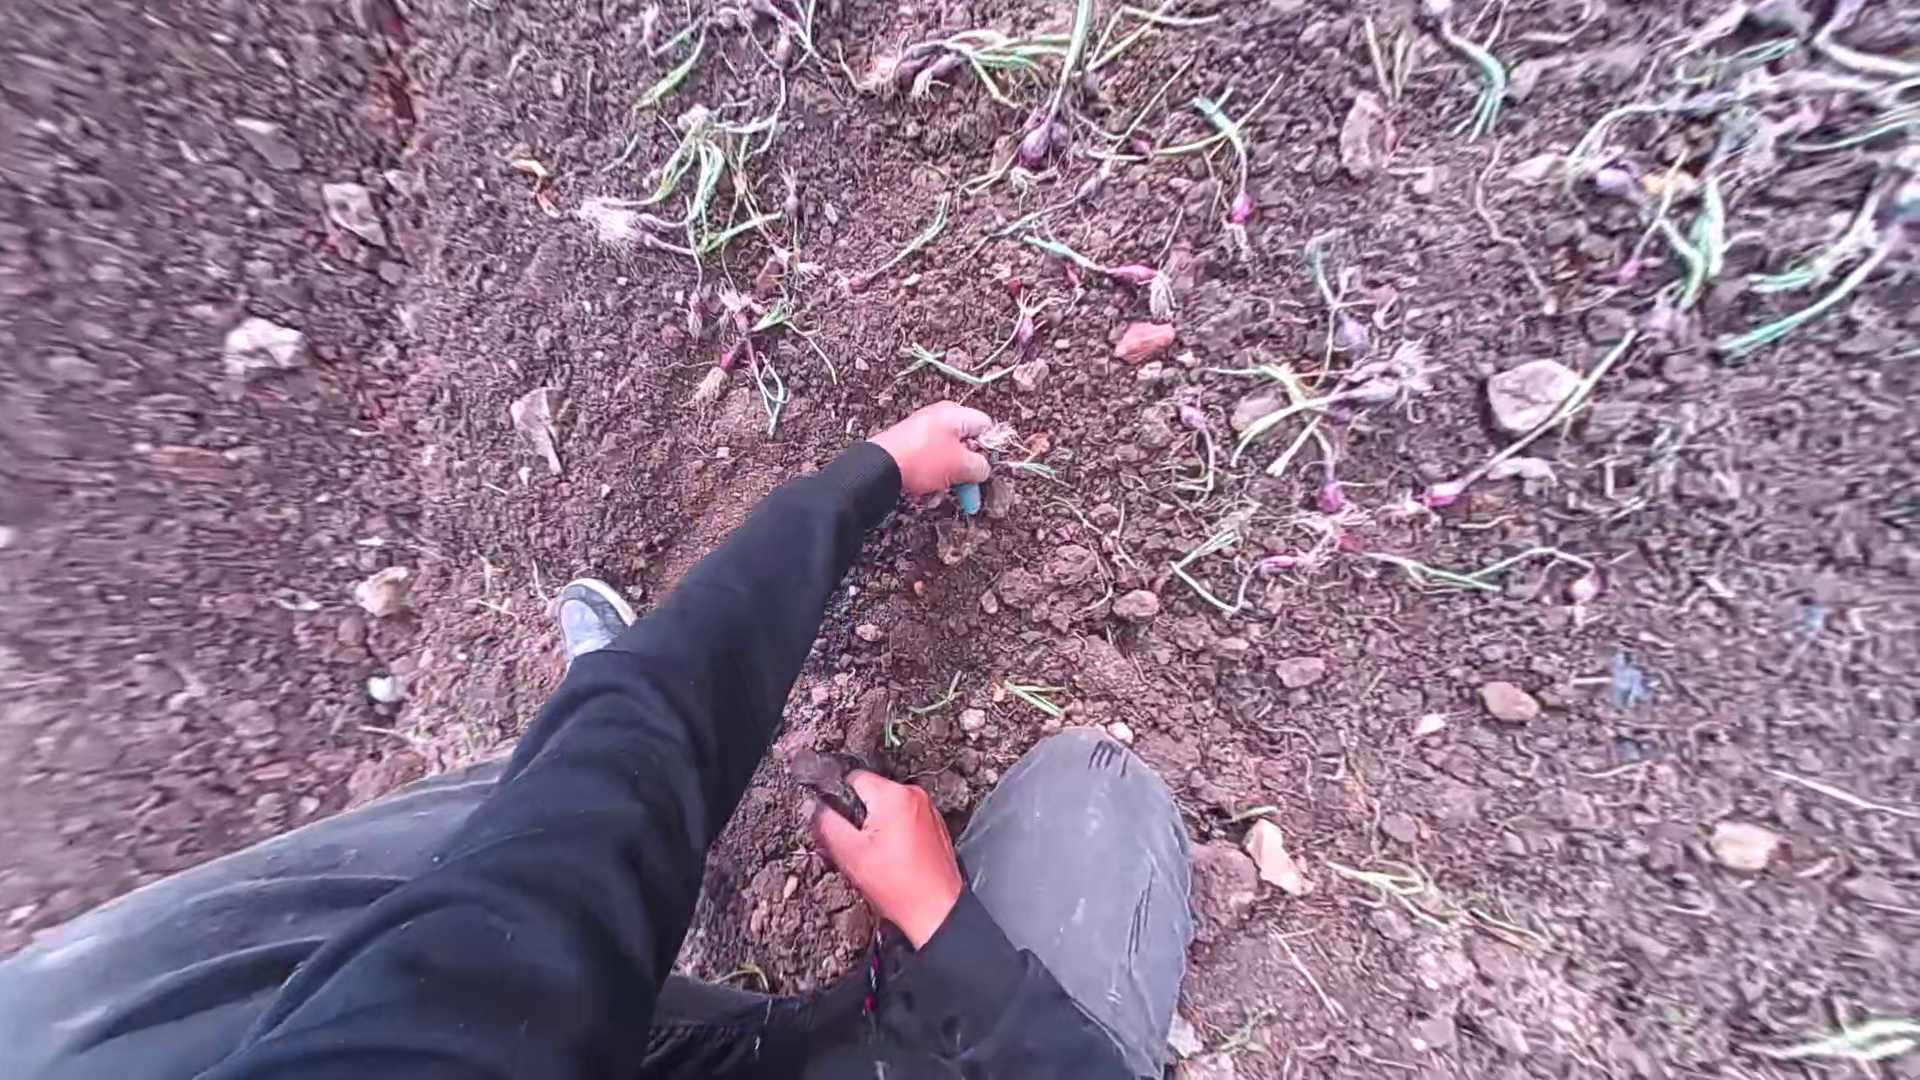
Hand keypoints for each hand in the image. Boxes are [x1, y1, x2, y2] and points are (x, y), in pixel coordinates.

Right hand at [813, 771, 962, 947]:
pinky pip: (904, 816)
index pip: (854, 779)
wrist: (936, 910)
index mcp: (893, 796)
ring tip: (879, 855)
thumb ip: (829, 825)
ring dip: (877, 824)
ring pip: (887, 805)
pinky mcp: (933, 821)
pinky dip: (896, 830)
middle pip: (871, 792)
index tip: (840, 822)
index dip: (841, 801)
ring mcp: (926, 807)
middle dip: (859, 815)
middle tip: (858, 846)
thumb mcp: (851, 856)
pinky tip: (895, 856)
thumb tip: (818, 807)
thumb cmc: (900, 887)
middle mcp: (913, 794)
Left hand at [869, 402, 992, 495]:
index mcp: (954, 414)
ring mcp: (922, 434)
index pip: (985, 428)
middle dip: (967, 474)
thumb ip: (979, 466)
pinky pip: (928, 466)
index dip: (989, 451)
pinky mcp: (908, 450)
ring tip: (940, 493)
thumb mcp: (960, 464)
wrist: (879, 468)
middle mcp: (938, 420)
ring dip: (948, 481)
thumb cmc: (919, 459)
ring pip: (947, 461)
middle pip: (965, 448)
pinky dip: (930, 480)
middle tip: (969, 496)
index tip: (985, 471)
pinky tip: (926, 494)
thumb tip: (983, 469)